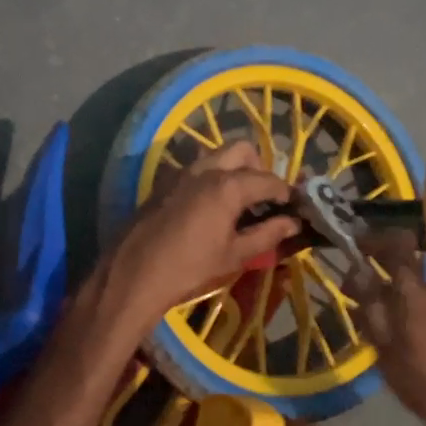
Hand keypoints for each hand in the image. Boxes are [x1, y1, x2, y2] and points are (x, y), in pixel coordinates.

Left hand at [100, 141, 301, 336]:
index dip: (285, 193)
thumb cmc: (189, 268)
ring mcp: (180, 172)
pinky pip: (195, 168)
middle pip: (242, 150)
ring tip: (237, 201)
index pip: (268, 179)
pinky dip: (210, 177)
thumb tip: (292, 223)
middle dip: (258, 168)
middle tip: (262, 198)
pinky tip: (209, 207)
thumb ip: (267, 235)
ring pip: (216, 154)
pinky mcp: (163, 182)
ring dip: (232, 169)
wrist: (133, 275)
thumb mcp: (234, 256)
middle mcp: (205, 168)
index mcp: (227, 185)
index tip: (292, 208)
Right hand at [350, 232, 425, 425]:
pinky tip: (410, 348)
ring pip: (415, 291)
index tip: (354, 250)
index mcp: (414, 301)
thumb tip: (357, 276)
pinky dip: (414, 318)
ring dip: (394, 299)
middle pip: (404, 268)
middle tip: (358, 299)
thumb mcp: (396, 364)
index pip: (396, 247)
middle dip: (378, 275)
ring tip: (381, 333)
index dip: (374, 240)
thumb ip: (374, 320)